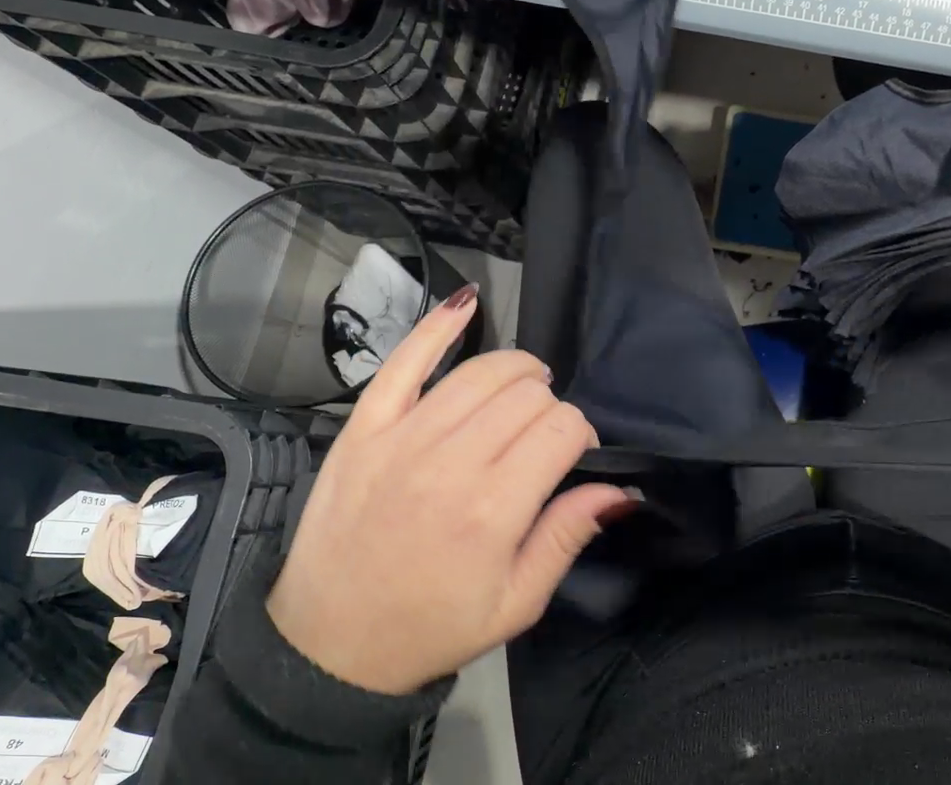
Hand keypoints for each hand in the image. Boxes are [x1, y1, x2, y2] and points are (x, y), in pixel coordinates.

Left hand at [266, 287, 632, 694]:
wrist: (329, 648)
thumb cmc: (432, 627)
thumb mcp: (516, 604)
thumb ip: (567, 537)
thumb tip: (621, 488)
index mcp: (492, 509)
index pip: (562, 427)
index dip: (579, 433)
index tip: (570, 456)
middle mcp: (449, 462)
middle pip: (527, 394)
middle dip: (549, 408)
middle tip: (539, 440)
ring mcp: (400, 439)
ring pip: (482, 371)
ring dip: (516, 372)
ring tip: (521, 392)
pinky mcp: (362, 429)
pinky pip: (404, 362)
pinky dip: (438, 327)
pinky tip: (467, 302)